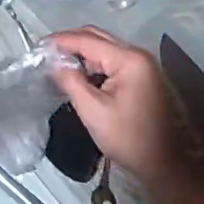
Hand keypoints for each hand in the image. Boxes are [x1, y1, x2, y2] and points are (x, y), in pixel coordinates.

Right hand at [48, 27, 196, 203]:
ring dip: (81, 52)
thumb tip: (53, 63)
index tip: (39, 46)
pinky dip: (93, 63)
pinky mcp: (141, 75)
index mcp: (129, 60)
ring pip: (104, 48)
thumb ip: (71, 81)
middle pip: (97, 37)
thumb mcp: (93, 111)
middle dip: (70, 42)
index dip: (61, 41)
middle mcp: (137, 55)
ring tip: (58, 62)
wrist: (165, 166)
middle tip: (46, 52)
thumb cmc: (129, 140)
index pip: (88, 40)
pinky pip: (112, 60)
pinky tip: (78, 73)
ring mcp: (141, 64)